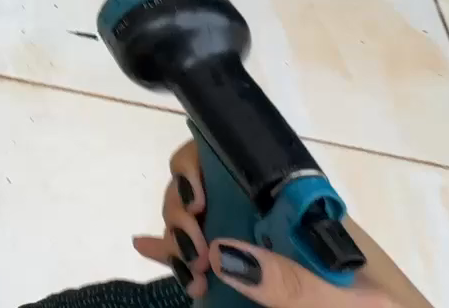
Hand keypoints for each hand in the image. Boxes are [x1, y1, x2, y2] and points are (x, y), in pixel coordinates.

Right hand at [132, 141, 430, 307]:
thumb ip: (298, 285)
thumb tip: (219, 250)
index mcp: (302, 210)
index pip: (237, 163)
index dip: (199, 169)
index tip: (194, 202)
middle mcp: (273, 220)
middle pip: (205, 188)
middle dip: (181, 210)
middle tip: (190, 254)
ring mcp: (259, 250)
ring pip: (197, 220)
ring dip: (177, 239)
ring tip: (186, 274)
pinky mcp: (249, 281)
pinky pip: (201, 254)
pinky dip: (170, 249)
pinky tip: (146, 249)